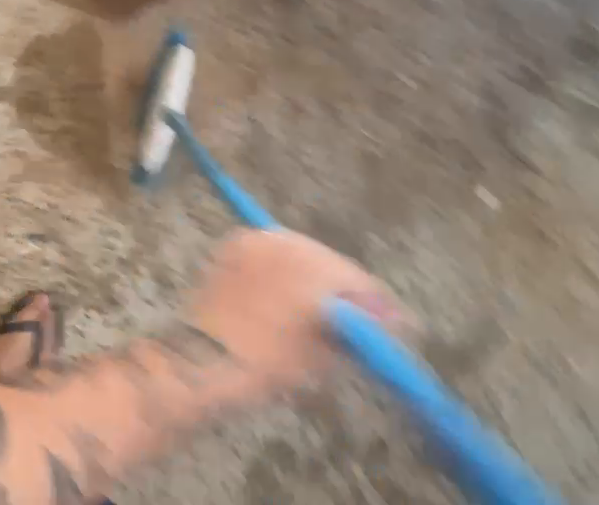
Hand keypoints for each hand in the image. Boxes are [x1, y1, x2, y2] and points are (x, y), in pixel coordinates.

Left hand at [184, 229, 411, 397]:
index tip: (393, 326)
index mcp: (316, 266)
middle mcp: (287, 240)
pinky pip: (271, 252)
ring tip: (318, 307)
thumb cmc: (270, 360)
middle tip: (356, 318)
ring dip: (313, 276)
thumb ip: (360, 332)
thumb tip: (382, 323)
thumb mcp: (327, 356)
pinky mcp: (232, 244)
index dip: (379, 307)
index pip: (363, 282)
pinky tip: (285, 294)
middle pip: (331, 263)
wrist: (205, 355)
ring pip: (300, 253)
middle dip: (344, 288)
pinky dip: (282, 269)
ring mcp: (256, 237)